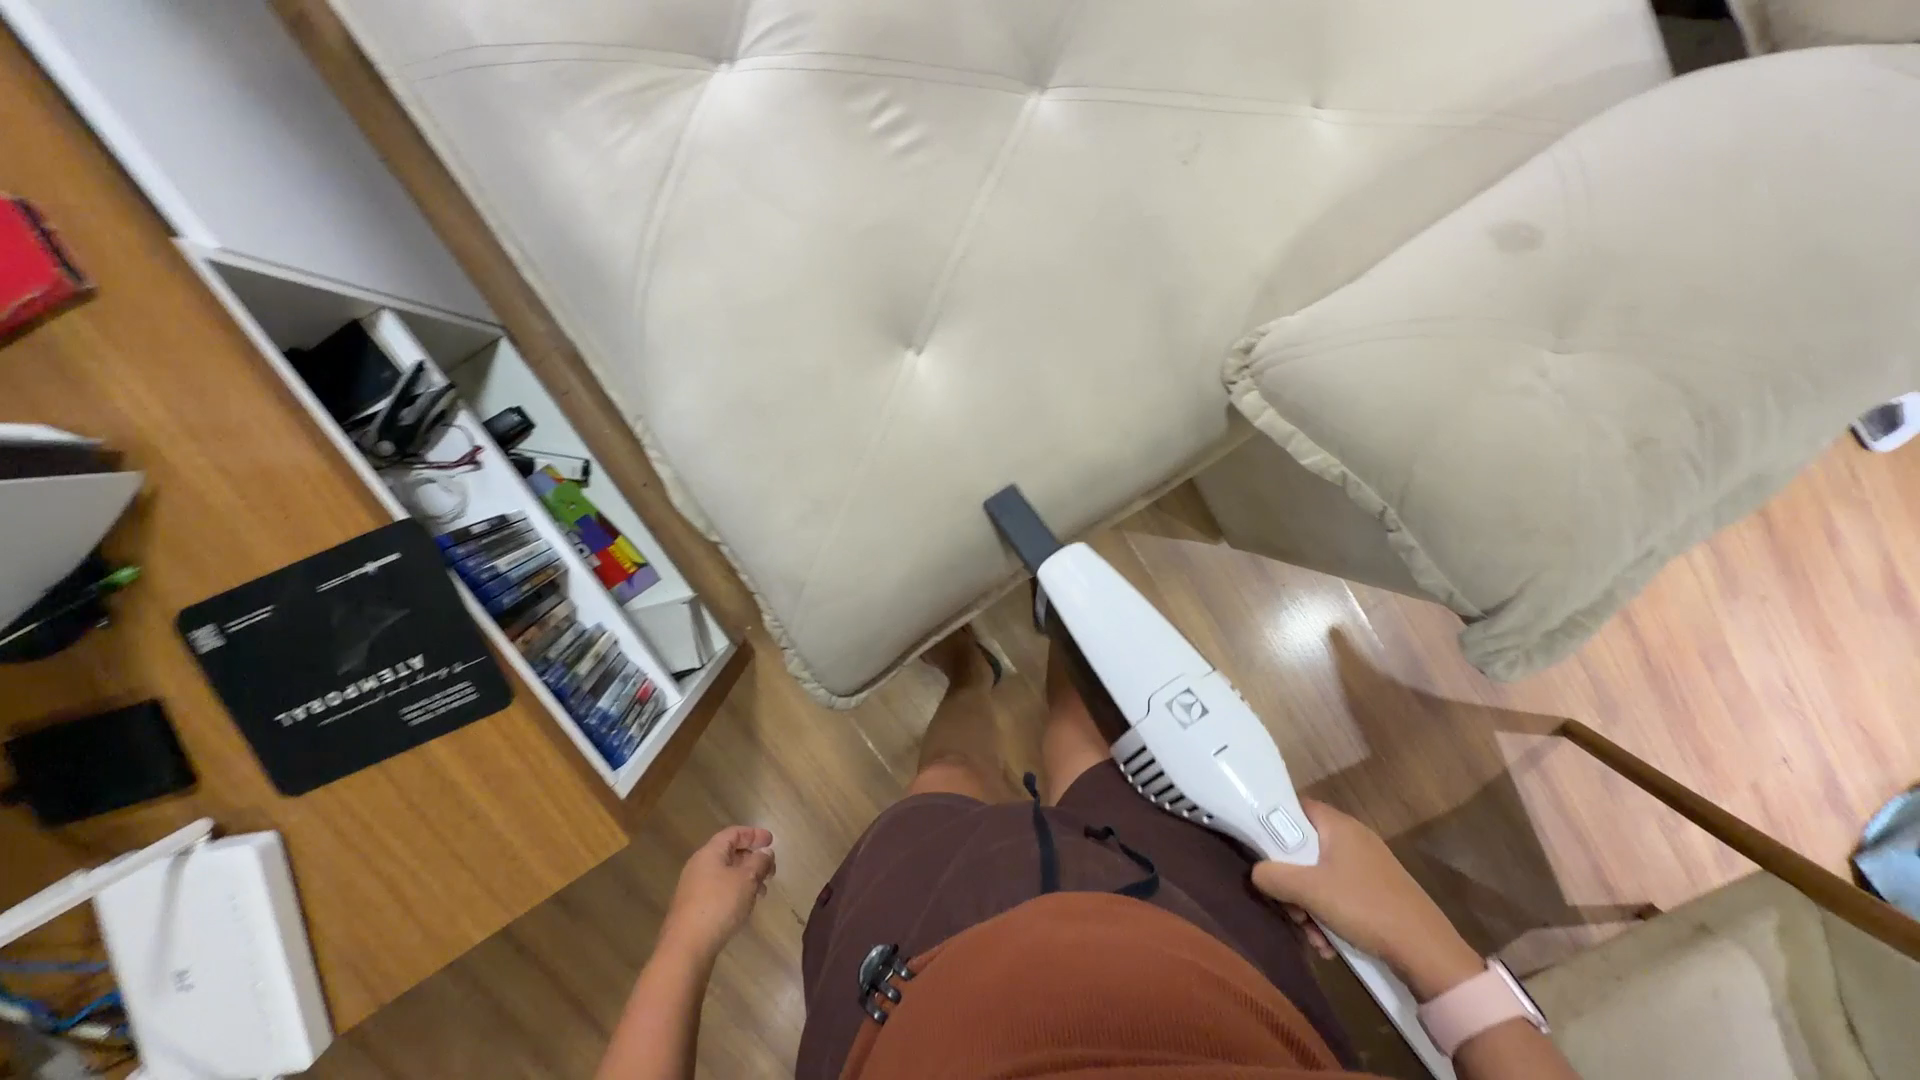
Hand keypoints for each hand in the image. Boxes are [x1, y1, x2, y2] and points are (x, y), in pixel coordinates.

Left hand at [659, 826, 775, 963]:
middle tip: (771, 870)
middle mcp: (699, 866)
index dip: (753, 834)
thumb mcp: (747, 879)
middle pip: (729, 853)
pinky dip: (736, 891)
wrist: (686, 946)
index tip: (771, 841)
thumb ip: (759, 862)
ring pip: (725, 874)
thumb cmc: (719, 904)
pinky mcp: (694, 907)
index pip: (733, 833)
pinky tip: (745, 905)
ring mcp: (694, 888)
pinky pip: (719, 890)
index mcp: (710, 853)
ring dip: (746, 878)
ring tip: (763, 891)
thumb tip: (765, 852)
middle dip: (752, 859)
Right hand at [1251, 801, 1481, 999]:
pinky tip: (1330, 945)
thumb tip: (1257, 873)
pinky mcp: (1376, 893)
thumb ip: (1272, 875)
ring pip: (1319, 879)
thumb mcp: (1308, 890)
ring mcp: (1367, 868)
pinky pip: (1339, 897)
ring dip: (1309, 908)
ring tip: (1314, 938)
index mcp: (1339, 827)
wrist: (1426, 951)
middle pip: (1304, 850)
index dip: (1273, 824)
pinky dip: (1329, 918)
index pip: (1296, 808)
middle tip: (1291, 909)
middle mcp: (1353, 840)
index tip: (1260, 850)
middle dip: (1291, 883)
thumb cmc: (1363, 907)